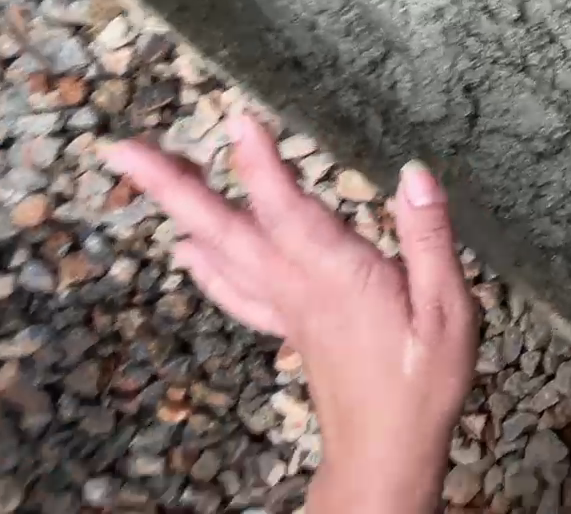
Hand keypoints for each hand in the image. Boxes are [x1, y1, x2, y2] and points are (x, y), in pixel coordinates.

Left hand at [103, 116, 476, 513]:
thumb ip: (428, 236)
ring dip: (182, 212)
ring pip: (224, 254)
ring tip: (150, 174)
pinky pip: (236, 291)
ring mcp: (289, 310)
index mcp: (339, 278)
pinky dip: (206, 266)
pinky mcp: (291, 327)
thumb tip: (413, 172)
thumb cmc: (425, 378)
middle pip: (230, 231)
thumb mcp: (448, 304)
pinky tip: (188, 250)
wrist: (388, 452)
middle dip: (177, 187)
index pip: (289, 211)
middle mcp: (300, 289)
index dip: (261, 165)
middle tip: (122, 149)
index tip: (237, 118)